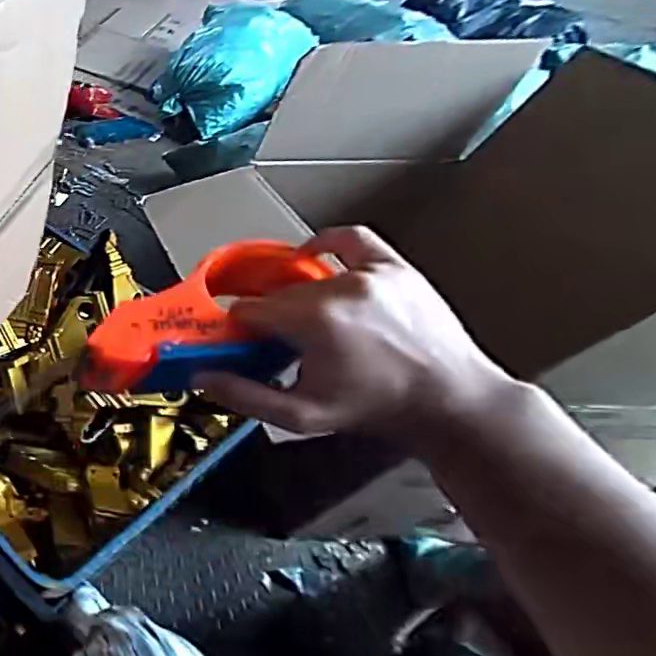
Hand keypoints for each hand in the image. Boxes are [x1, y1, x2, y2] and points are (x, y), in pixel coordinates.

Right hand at [192, 227, 517, 440]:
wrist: (452, 401)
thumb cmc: (376, 408)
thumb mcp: (302, 416)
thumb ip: (245, 396)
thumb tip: (202, 376)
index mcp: (314, 321)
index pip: (248, 310)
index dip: (240, 329)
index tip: (247, 345)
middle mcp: (339, 289)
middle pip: (275, 294)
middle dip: (269, 317)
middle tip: (280, 343)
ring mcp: (370, 275)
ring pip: (305, 277)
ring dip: (295, 296)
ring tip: (305, 319)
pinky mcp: (394, 269)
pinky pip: (350, 239)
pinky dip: (325, 244)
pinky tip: (312, 255)